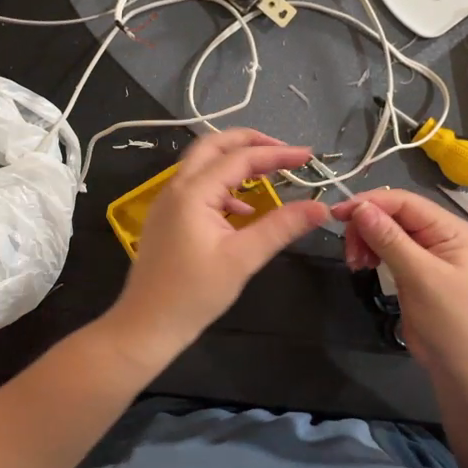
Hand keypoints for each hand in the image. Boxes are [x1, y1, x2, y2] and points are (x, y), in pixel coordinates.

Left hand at [111, 129, 329, 350]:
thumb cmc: (194, 294)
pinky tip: (243, 209)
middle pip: (214, 146)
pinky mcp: (167, 219)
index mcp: (193, 192)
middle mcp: (176, 187)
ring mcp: (167, 202)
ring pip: (203, 164)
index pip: (240, 158)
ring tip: (269, 173)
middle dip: (250, 142)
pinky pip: (197, 186)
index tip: (308, 157)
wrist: (146, 325)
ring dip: (235, 161)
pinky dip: (223, 185)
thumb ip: (281, 227)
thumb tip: (321, 207)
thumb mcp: (243, 259)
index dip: (277, 154)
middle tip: (284, 151)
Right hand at [331, 189, 467, 378]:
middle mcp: (438, 234)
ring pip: (385, 232)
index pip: (403, 201)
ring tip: (356, 265)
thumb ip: (390, 240)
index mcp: (449, 228)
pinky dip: (371, 254)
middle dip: (365, 226)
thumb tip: (360, 208)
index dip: (369, 203)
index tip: (337, 214)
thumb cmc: (452, 322)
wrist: (465, 370)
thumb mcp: (421, 277)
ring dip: (365, 241)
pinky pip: (387, 251)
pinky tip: (363, 267)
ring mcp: (425, 253)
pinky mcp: (413, 272)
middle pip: (392, 214)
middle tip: (349, 253)